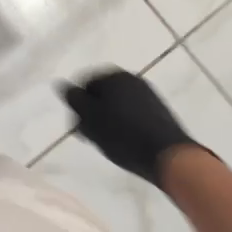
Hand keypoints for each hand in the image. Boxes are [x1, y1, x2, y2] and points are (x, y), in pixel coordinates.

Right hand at [62, 69, 209, 186]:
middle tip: (94, 135)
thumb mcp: (91, 119)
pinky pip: (134, 112)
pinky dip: (127, 123)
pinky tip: (128, 141)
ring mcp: (148, 93)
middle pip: (103, 92)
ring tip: (111, 141)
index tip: (81, 127)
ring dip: (112, 118)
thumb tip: (62, 85)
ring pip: (119, 103)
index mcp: (112, 74)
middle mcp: (130, 77)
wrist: (169, 157)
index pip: (85, 84)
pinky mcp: (160, 110)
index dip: (80, 106)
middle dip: (96, 111)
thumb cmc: (124, 135)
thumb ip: (74, 100)